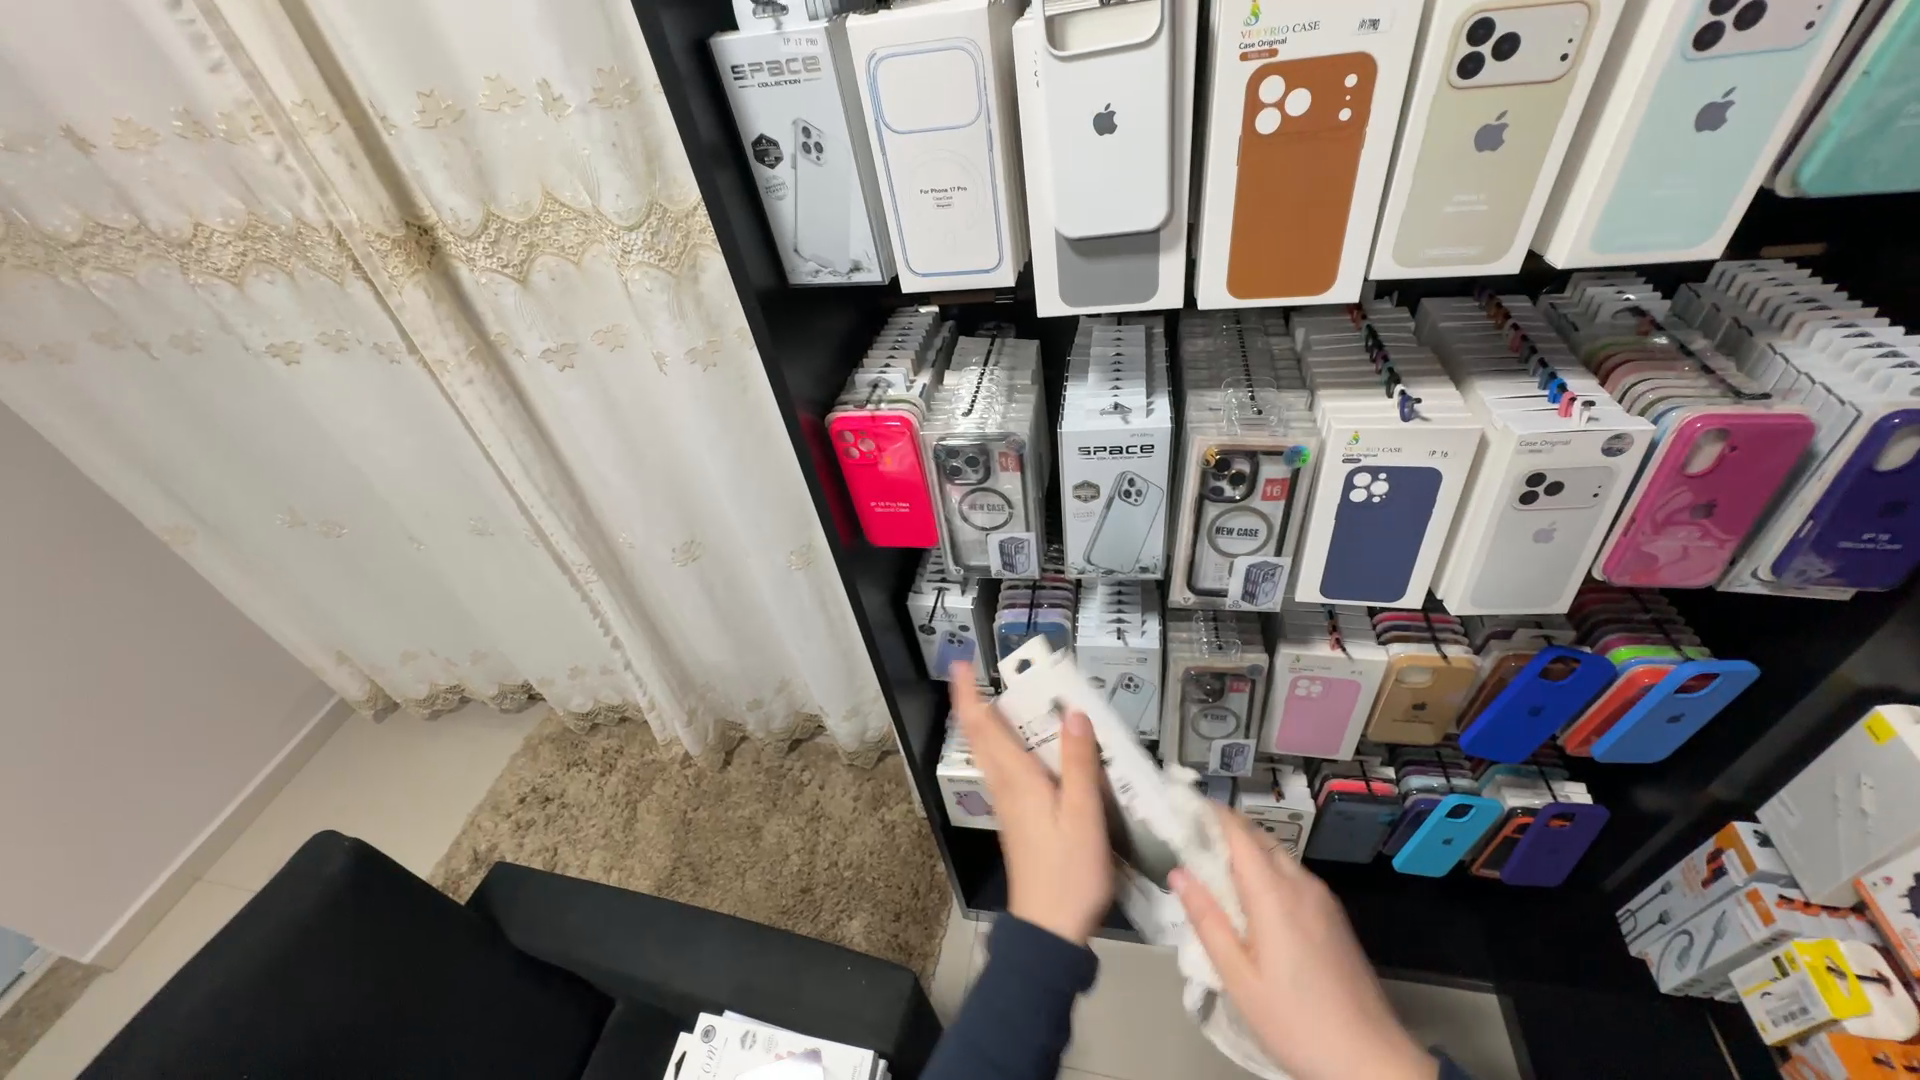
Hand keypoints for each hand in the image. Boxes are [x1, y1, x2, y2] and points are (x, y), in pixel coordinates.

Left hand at [950, 664, 1113, 945]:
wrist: (1049, 928)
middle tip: (980, 673)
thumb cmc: (1068, 871)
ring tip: (1001, 699)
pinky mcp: (1017, 819)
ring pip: (990, 753)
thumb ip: (1080, 763)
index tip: (960, 665)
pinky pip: (1004, 770)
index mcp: (1018, 779)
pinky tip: (1026, 749)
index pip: (984, 727)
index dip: (968, 694)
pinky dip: (1005, 746)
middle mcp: (1006, 786)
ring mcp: (1008, 804)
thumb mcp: (1083, 815)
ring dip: (988, 723)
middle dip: (975, 702)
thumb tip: (1073, 713)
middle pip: (982, 737)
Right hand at [1170, 808, 1435, 1079]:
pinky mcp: (1334, 918)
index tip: (1181, 806)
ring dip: (1246, 851)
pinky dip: (1266, 872)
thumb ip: (1207, 920)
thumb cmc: (1295, 1020)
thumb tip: (1179, 872)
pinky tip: (1251, 900)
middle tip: (1189, 839)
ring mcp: (1323, 900)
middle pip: (1259, 838)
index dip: (1210, 813)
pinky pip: (1293, 877)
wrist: (1371, 1060)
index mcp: (1274, 894)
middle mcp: (1301, 885)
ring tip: (1213, 869)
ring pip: (1278, 856)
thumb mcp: (1238, 977)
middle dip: (1225, 830)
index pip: (1239, 832)